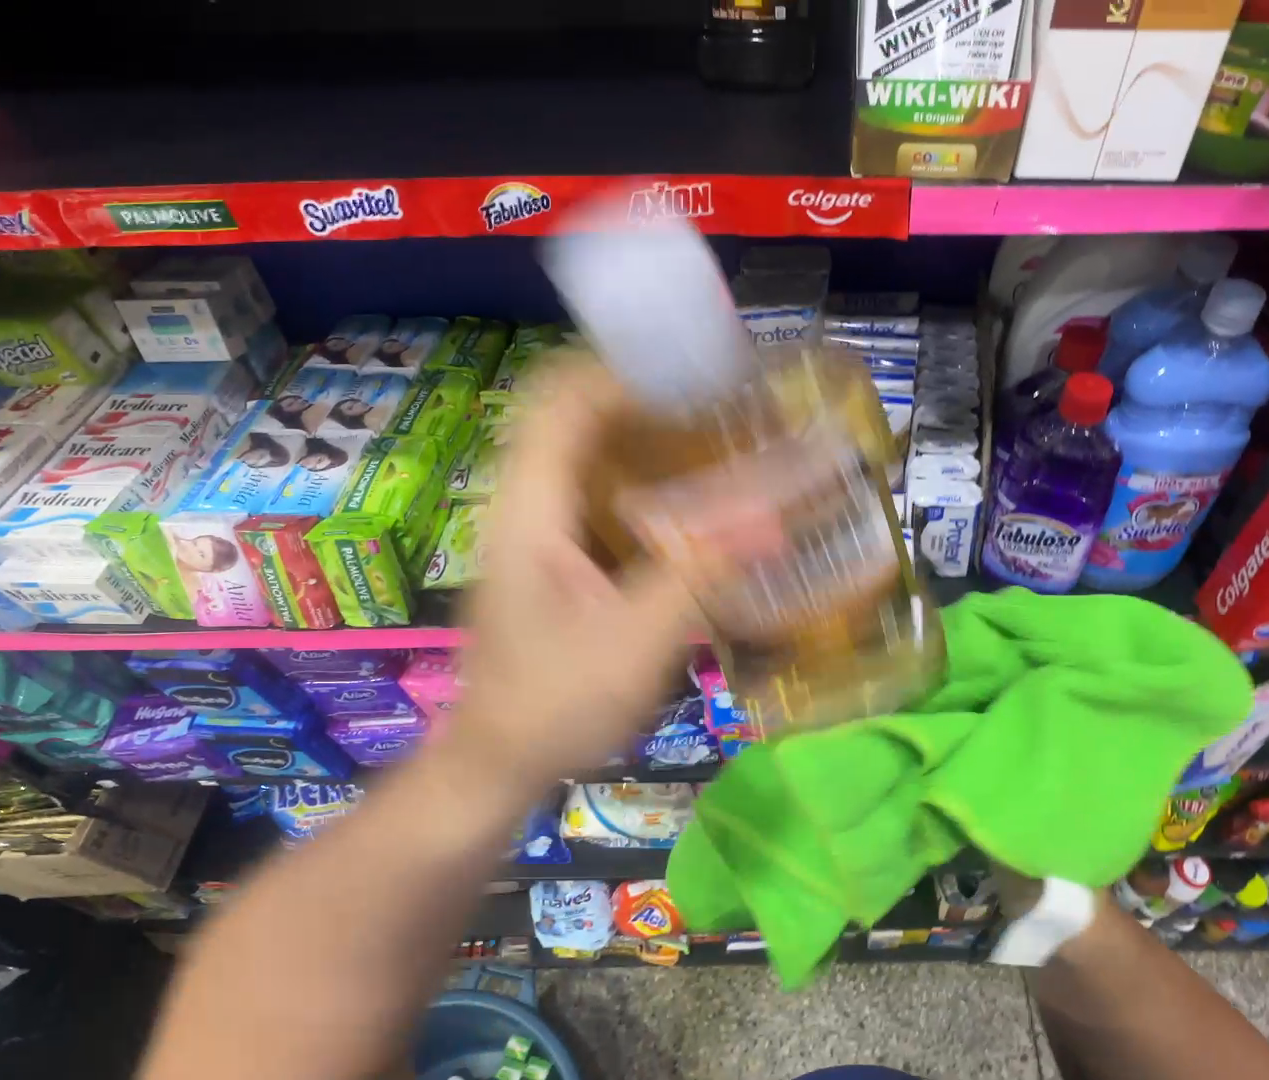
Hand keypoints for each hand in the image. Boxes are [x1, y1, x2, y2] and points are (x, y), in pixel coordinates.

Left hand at [448, 359, 705, 782]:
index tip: (698, 383)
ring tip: (717, 452)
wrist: (494, 766)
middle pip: (578, 418)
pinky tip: (693, 514)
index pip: (561, 399)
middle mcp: (526, 505)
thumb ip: (701, 573)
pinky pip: (598, 497)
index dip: (624, 374)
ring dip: (649, 445)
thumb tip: (775, 519)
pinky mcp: (552, 559)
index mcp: (531, 509)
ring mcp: (535, 532)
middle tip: (721, 414)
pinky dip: (645, 489)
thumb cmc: (553, 705)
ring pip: (589, 457)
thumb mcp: (637, 642)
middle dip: (649, 405)